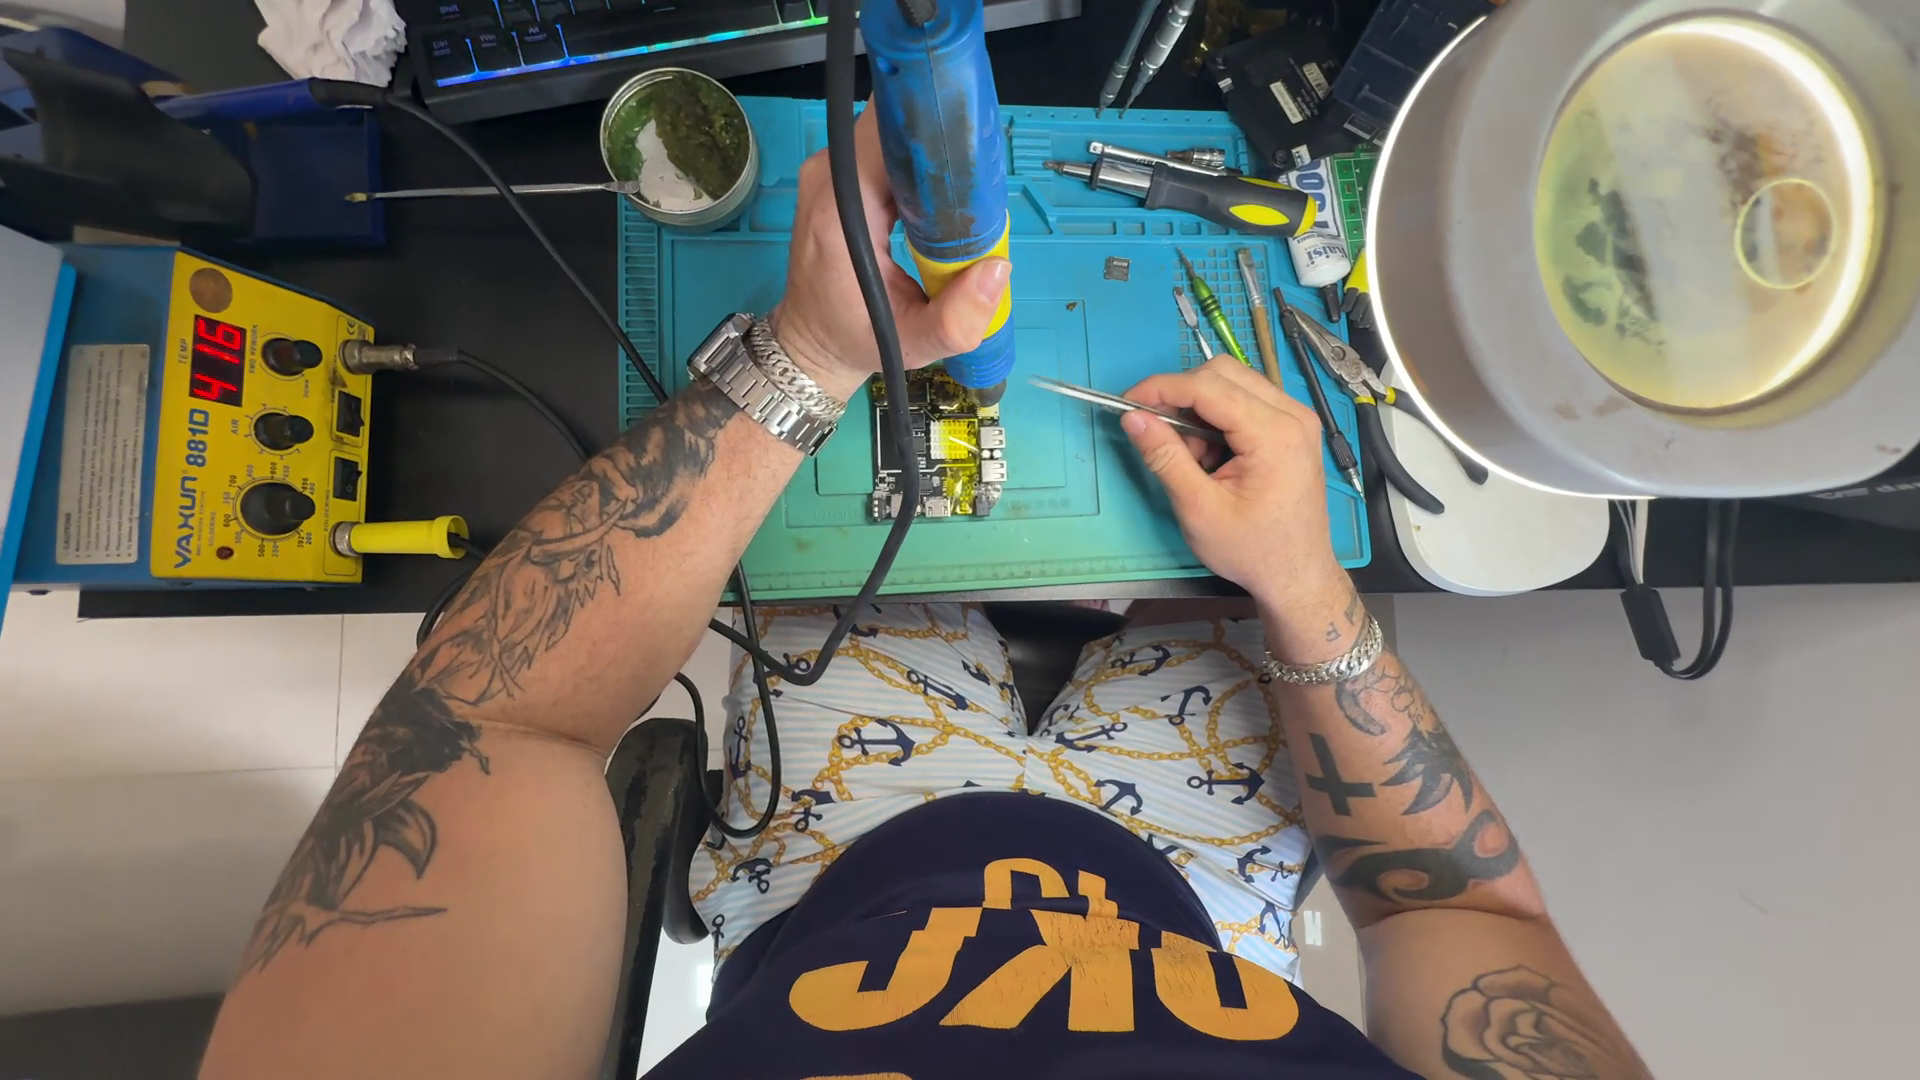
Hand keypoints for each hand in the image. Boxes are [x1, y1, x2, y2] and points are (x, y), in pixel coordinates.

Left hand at [769, 106, 1011, 401]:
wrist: (812, 344)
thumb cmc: (858, 341)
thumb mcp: (914, 343)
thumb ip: (957, 319)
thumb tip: (998, 268)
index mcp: (841, 211)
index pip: (888, 133)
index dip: (933, 131)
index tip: (972, 154)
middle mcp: (828, 178)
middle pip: (891, 126)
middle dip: (937, 145)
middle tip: (973, 181)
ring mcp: (827, 173)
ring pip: (888, 135)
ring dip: (927, 156)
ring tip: (959, 190)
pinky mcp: (834, 177)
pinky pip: (879, 151)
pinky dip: (912, 166)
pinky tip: (936, 196)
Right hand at [1122, 356, 1351, 635]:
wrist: (1296, 574)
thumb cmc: (1250, 549)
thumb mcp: (1198, 508)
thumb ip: (1165, 457)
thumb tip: (1133, 418)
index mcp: (1273, 433)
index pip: (1207, 386)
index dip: (1161, 388)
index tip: (1127, 404)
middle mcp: (1292, 414)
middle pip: (1222, 372)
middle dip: (1181, 395)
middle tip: (1157, 431)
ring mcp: (1296, 418)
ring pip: (1233, 381)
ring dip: (1199, 406)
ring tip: (1189, 454)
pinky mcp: (1292, 427)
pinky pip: (1246, 400)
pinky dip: (1217, 416)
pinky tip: (1210, 454)